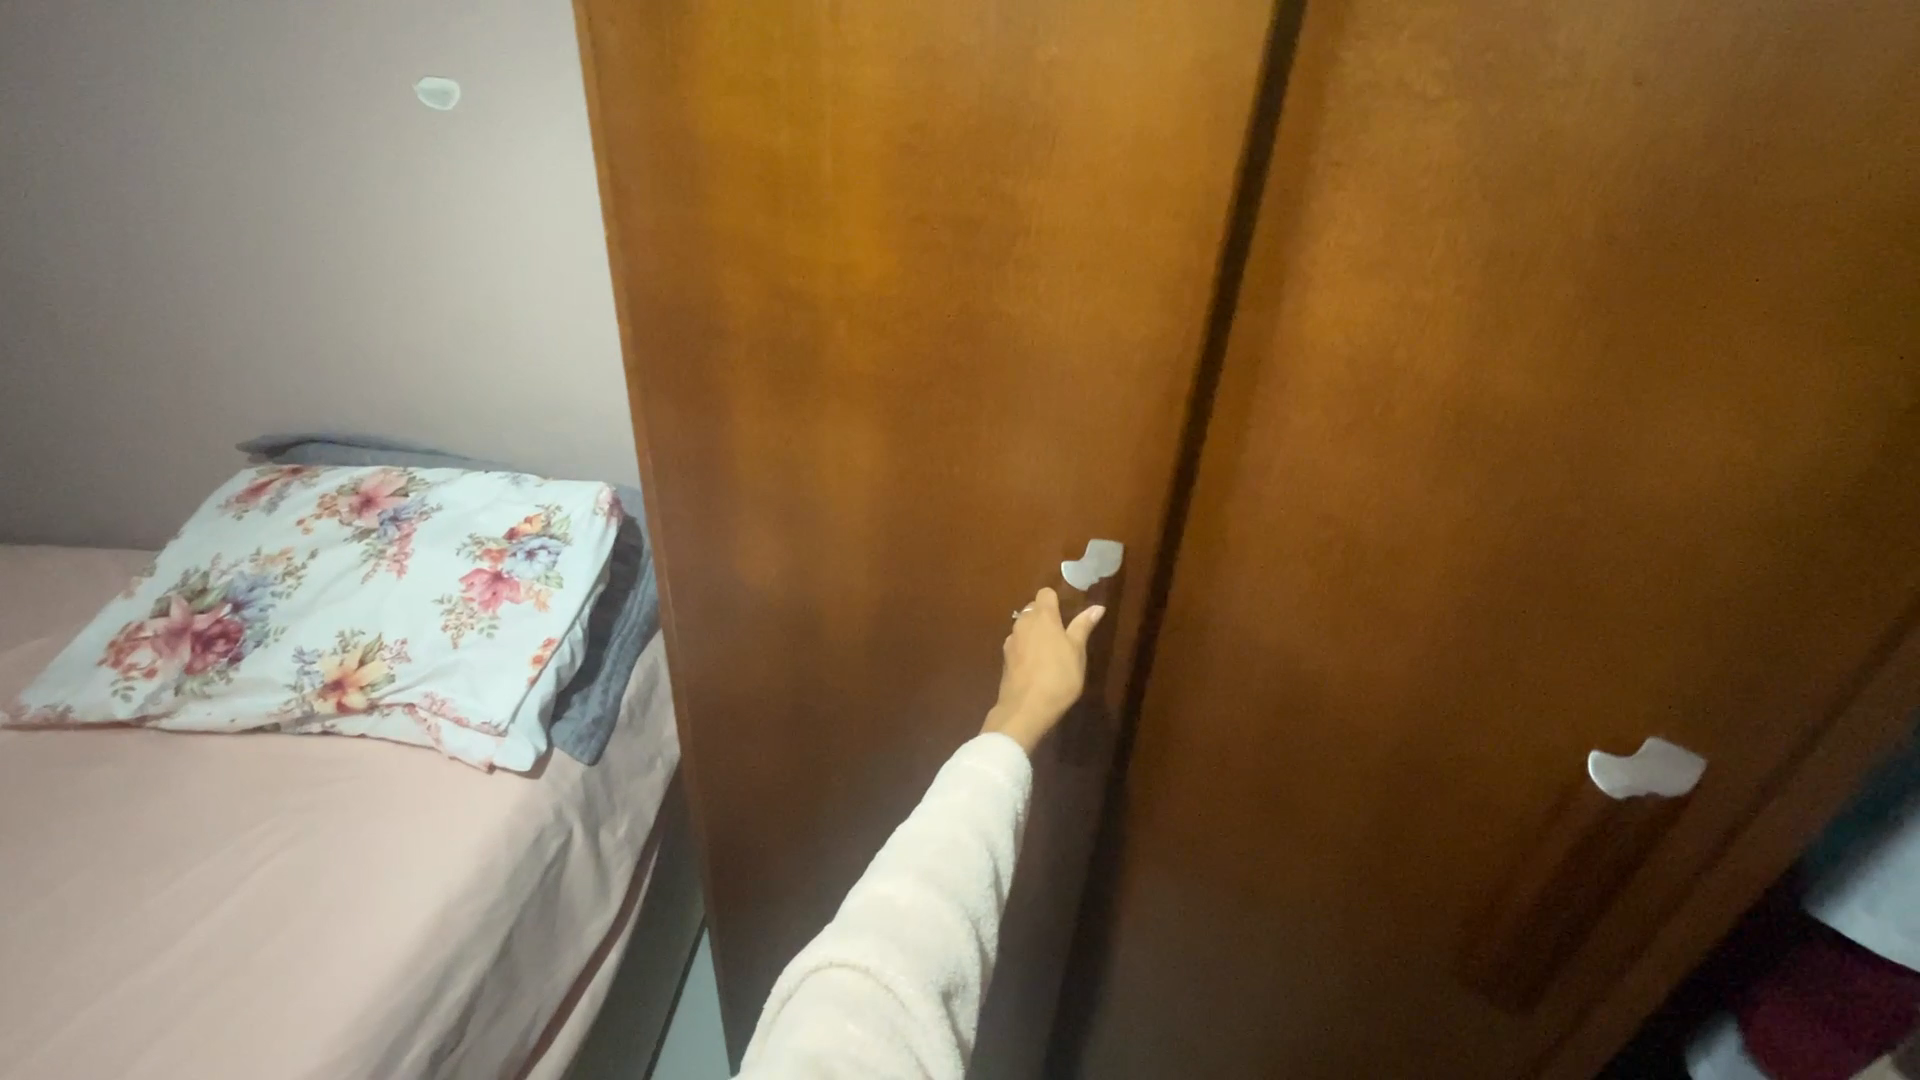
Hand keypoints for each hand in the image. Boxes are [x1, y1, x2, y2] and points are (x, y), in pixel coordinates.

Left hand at [982, 587, 1105, 754]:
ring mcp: (1011, 640)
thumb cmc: (1058, 677)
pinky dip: (1026, 647)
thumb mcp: (1077, 652)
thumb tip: (1097, 607)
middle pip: (1033, 608)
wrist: (1026, 708)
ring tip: (1050, 650)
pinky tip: (1035, 664)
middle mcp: (1023, 623)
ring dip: (1034, 631)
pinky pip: (1017, 643)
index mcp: (1043, 616)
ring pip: (1023, 626)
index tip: (1067, 612)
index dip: (1056, 599)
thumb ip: (1083, 626)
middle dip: (1045, 615)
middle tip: (1063, 633)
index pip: (1045, 593)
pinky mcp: (1005, 658)